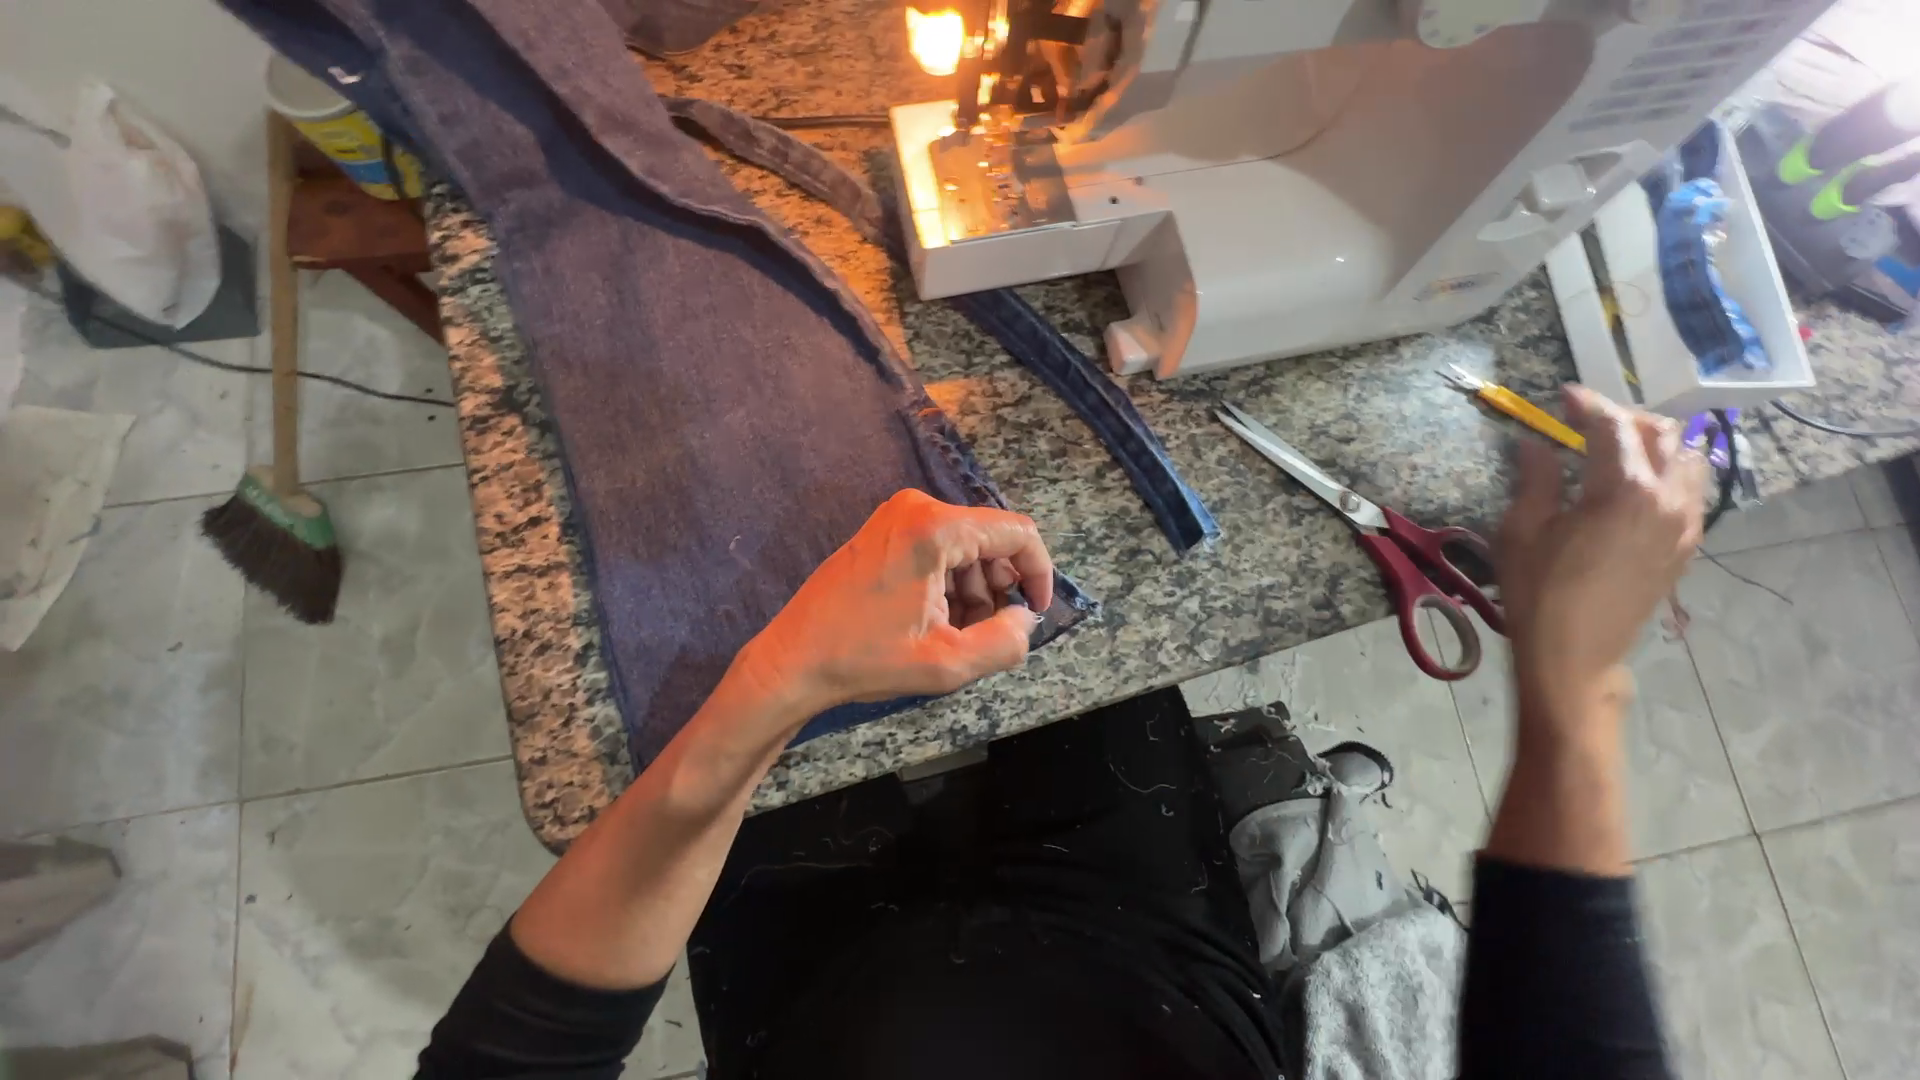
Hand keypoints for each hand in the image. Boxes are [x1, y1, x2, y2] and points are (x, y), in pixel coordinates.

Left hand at [733, 489, 1055, 722]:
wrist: (793, 660)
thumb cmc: (864, 660)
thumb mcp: (948, 663)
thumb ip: (1006, 641)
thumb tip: (1027, 617)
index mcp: (934, 529)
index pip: (1017, 532)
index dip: (1039, 572)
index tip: (1036, 611)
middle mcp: (917, 508)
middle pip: (990, 539)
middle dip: (999, 587)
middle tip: (986, 631)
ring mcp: (896, 515)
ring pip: (965, 546)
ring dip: (974, 589)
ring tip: (954, 633)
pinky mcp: (883, 530)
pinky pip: (938, 547)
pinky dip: (949, 581)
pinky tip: (933, 619)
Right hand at [1497, 387, 1707, 731]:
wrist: (1575, 652)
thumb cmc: (1536, 590)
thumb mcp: (1520, 530)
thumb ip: (1534, 480)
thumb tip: (1533, 445)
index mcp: (1620, 490)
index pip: (1611, 428)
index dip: (1586, 405)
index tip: (1563, 395)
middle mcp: (1665, 497)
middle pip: (1661, 434)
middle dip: (1625, 418)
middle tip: (1586, 420)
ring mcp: (1684, 523)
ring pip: (1687, 459)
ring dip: (1654, 442)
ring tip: (1616, 448)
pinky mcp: (1685, 545)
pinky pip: (1689, 491)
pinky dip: (1666, 472)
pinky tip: (1632, 485)